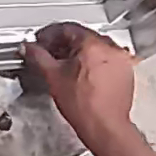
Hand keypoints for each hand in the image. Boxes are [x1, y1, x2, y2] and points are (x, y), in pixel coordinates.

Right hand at [24, 22, 138, 147]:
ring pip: (95, 47)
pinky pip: (106, 58)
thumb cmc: (84, 106)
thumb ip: (38, 56)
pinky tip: (82, 74)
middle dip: (63, 43)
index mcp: (92, 44)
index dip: (49, 34)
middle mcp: (111, 48)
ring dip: (78, 52)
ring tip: (65, 65)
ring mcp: (121, 59)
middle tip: (49, 52)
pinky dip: (93, 62)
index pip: (67, 28)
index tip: (41, 41)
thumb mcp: (53, 76)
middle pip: (82, 36)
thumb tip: (29, 47)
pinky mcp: (126, 71)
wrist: (105, 127)